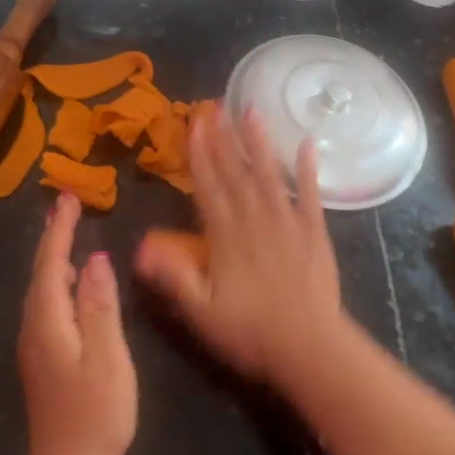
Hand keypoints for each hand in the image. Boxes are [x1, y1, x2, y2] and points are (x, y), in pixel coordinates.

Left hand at [19, 193, 137, 454]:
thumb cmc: (96, 415)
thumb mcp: (108, 358)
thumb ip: (100, 307)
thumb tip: (95, 260)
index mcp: (48, 322)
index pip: (50, 263)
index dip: (59, 230)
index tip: (68, 197)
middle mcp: (33, 328)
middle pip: (40, 273)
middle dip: (53, 237)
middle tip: (68, 205)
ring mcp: (34, 345)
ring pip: (41, 289)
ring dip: (53, 258)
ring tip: (67, 232)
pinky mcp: (42, 358)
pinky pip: (46, 305)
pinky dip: (56, 281)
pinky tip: (71, 281)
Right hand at [135, 107, 347, 387]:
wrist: (309, 348)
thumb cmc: (250, 333)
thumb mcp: (201, 313)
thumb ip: (173, 277)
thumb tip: (139, 248)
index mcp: (226, 238)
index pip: (208, 188)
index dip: (199, 155)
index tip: (193, 125)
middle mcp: (255, 221)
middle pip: (236, 173)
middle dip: (224, 139)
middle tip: (216, 106)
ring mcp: (288, 224)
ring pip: (270, 175)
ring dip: (259, 142)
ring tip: (252, 110)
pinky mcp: (315, 233)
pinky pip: (310, 194)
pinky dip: (308, 168)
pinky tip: (306, 143)